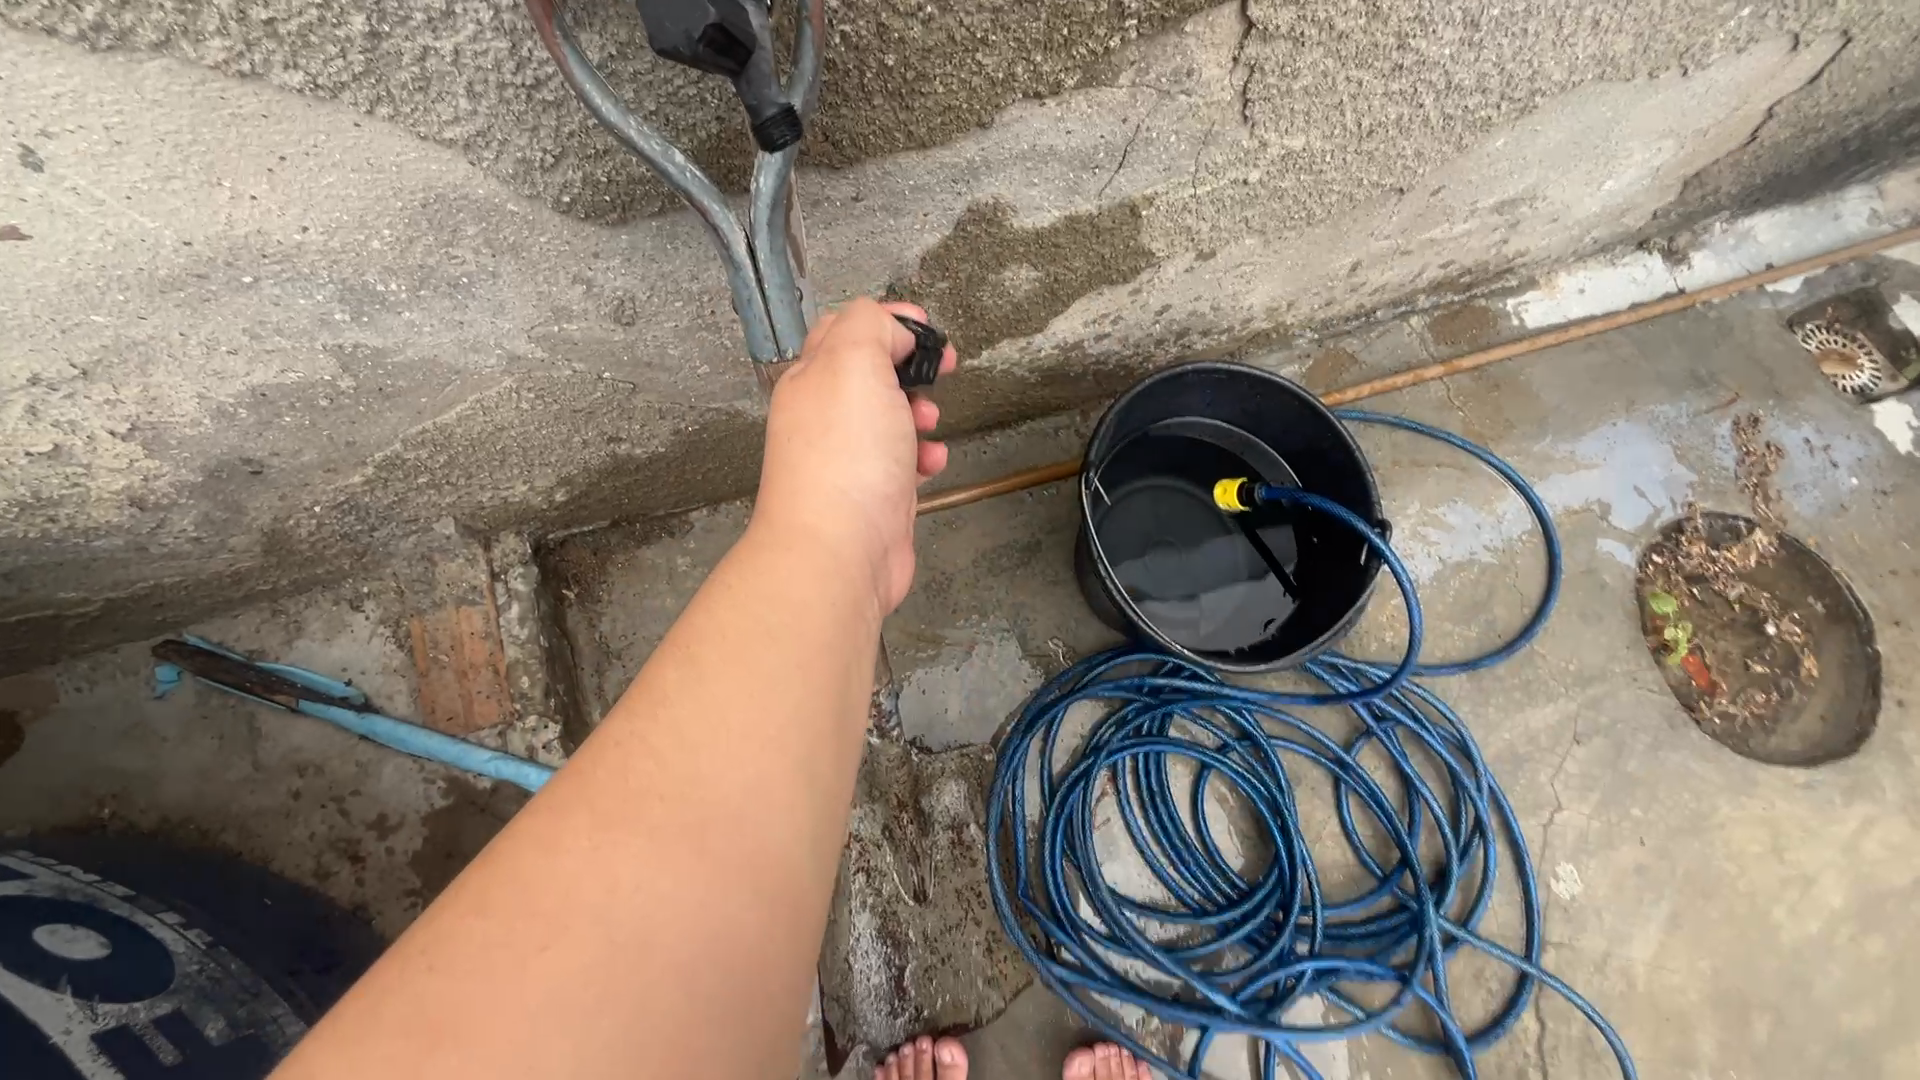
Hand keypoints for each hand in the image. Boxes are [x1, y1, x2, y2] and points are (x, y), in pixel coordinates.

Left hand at [750, 298, 956, 614]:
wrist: (839, 550)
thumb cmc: (846, 455)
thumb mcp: (855, 363)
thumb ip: (870, 326)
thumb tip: (892, 334)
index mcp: (812, 377)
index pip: (845, 329)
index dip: (889, 320)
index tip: (928, 328)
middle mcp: (825, 416)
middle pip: (871, 373)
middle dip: (910, 366)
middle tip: (942, 367)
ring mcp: (849, 457)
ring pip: (891, 418)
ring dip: (920, 412)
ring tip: (929, 421)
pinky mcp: (874, 494)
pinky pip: (903, 462)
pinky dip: (924, 456)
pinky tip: (932, 464)